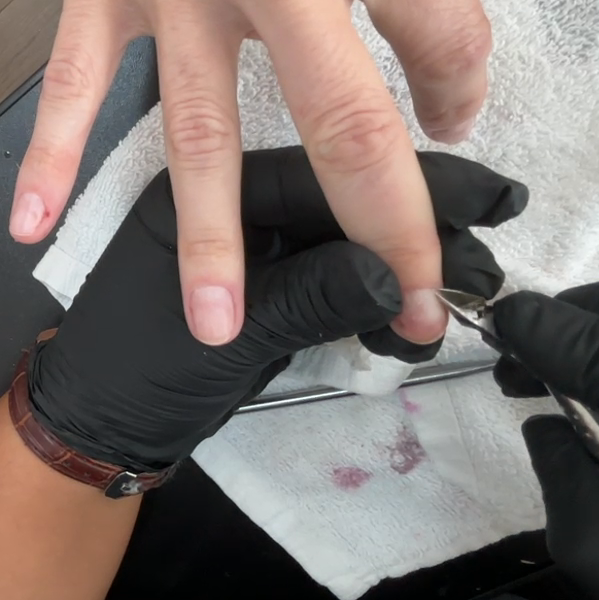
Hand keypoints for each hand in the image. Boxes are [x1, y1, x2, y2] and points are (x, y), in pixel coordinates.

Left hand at [29, 148, 525, 473]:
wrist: (100, 424)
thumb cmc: (137, 372)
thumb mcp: (227, 337)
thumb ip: (308, 298)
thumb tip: (395, 275)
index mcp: (197, 187)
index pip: (316, 175)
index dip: (398, 197)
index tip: (479, 204)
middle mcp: (223, 202)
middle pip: (335, 194)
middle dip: (412, 215)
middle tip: (497, 219)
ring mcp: (242, 242)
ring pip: (335, 233)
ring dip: (398, 254)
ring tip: (471, 271)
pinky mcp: (257, 283)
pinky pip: (323, 270)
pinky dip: (368, 286)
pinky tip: (413, 299)